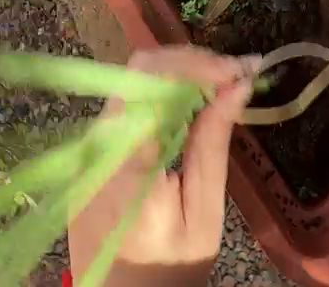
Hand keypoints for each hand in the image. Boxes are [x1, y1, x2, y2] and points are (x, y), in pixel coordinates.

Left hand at [67, 47, 259, 285]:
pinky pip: (128, 104)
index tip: (242, 69)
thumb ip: (213, 146)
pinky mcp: (90, 152)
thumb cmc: (169, 273)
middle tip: (235, 74)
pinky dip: (162, 94)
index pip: (153, 80)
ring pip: (133, 82)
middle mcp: (96, 143)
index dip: (198, 64)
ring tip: (220, 83)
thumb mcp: (203, 218)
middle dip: (191, 62)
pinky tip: (192, 102)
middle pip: (140, 71)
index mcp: (123, 162)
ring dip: (178, 74)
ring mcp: (87, 146)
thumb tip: (237, 85)